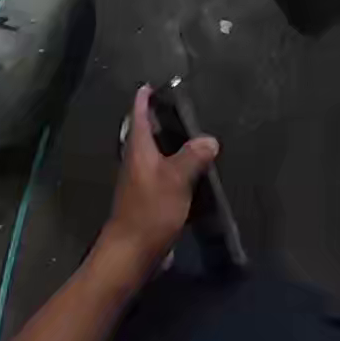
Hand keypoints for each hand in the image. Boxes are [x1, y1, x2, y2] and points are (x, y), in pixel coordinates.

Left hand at [97, 85, 218, 276]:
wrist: (130, 256)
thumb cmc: (149, 211)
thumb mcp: (176, 179)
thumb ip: (193, 156)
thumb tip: (209, 139)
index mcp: (138, 150)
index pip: (138, 116)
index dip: (144, 99)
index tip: (151, 84)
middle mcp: (136, 162)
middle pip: (145, 133)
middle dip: (159, 119)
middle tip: (180, 106)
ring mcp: (140, 182)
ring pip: (155, 154)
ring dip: (169, 144)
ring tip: (192, 135)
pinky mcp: (148, 200)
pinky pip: (162, 174)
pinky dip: (175, 167)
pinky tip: (193, 172)